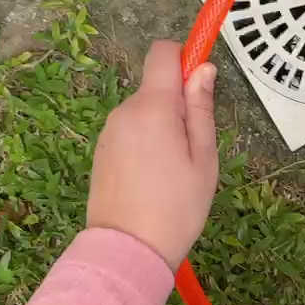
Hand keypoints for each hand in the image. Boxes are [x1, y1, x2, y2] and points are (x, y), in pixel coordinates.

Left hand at [86, 41, 218, 269]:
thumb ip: (202, 109)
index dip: (184, 59)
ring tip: (173, 173)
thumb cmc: (177, 207)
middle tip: (193, 151)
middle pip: (155, 87)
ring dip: (161, 128)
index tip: (199, 88)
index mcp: (152, 108)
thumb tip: (203, 69)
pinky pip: (130, 133)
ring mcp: (108, 132)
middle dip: (178, 106)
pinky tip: (152, 181)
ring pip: (144, 113)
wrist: (127, 252)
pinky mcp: (101, 152)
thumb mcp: (203, 159)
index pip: (162, 53)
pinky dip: (145, 144)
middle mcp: (124, 112)